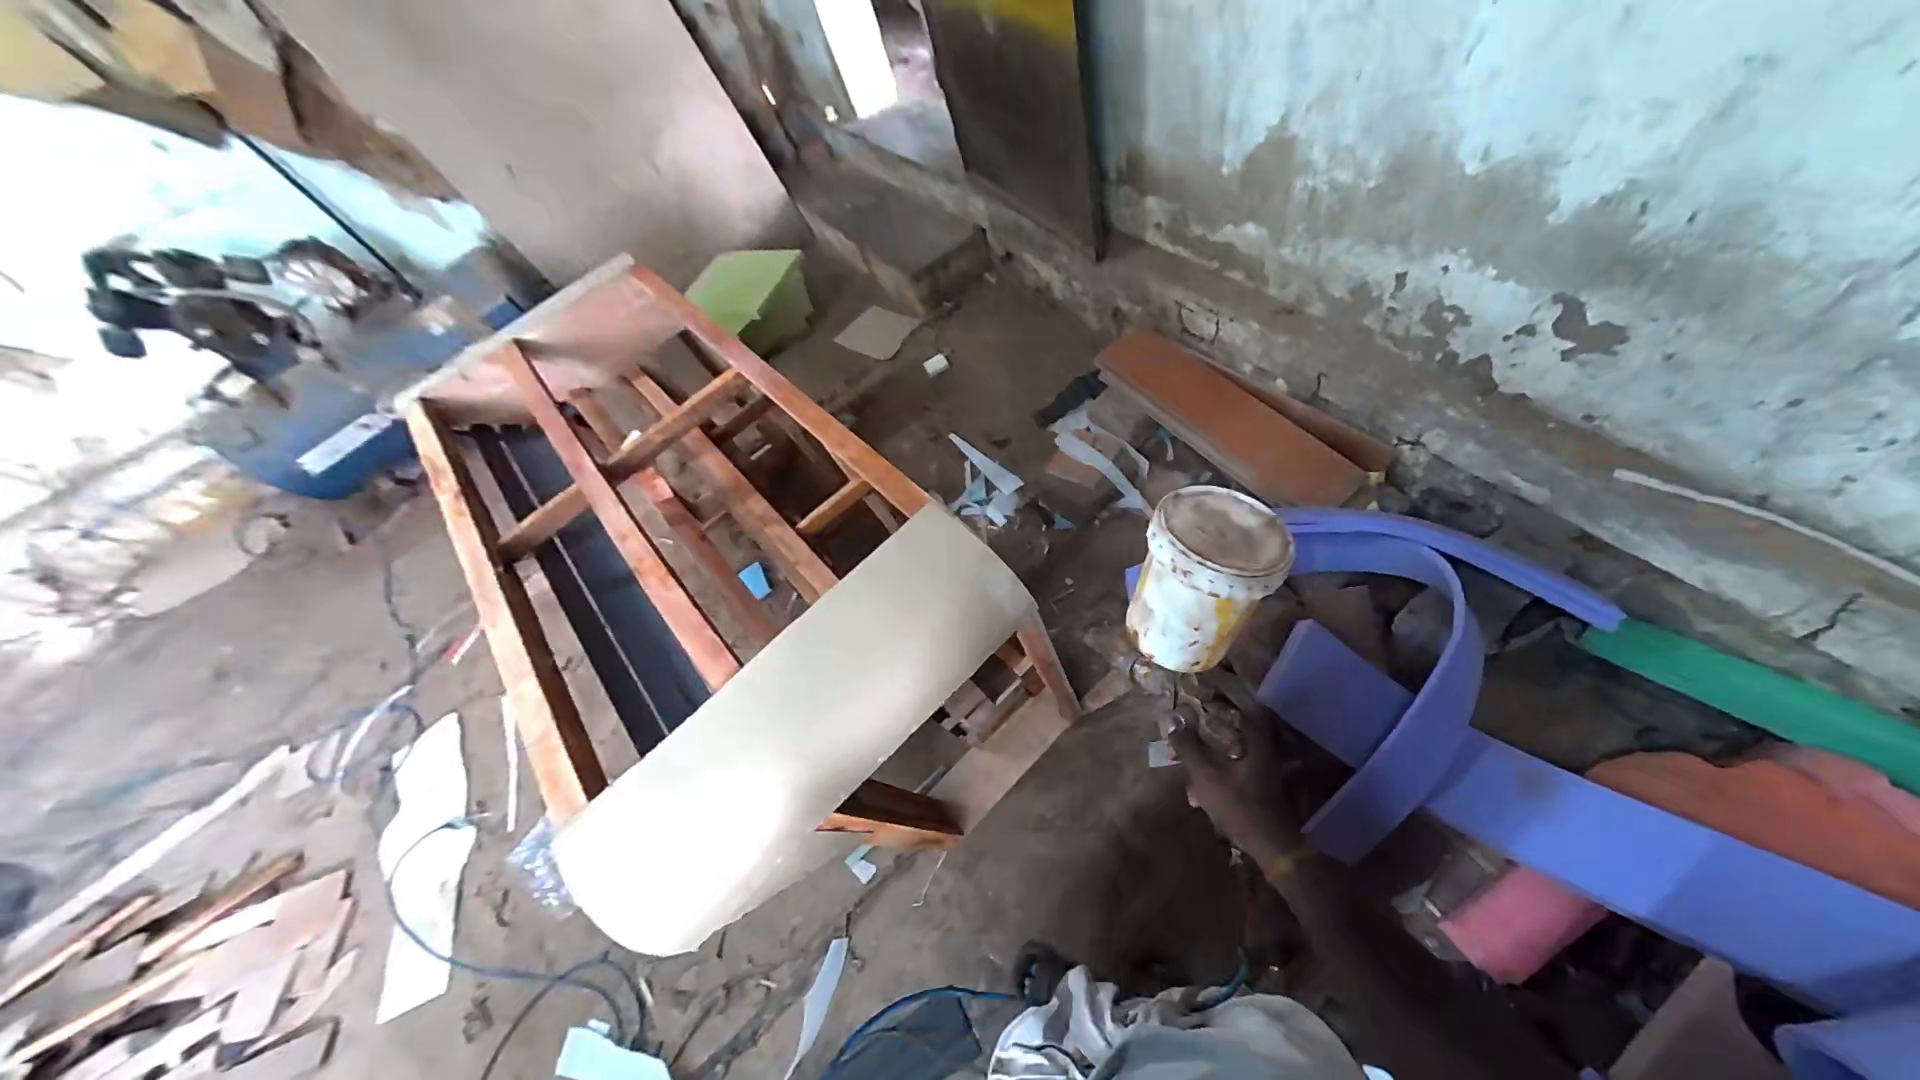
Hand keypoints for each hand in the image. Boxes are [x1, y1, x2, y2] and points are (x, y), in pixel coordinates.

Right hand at [1170, 708, 1303, 868]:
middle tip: (1181, 742)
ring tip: (1185, 774)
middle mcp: (1260, 749)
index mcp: (1253, 740)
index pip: (1231, 708)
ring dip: (1204, 759)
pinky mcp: (1257, 786)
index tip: (1189, 709)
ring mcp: (1261, 768)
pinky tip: (1198, 794)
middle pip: (1227, 732)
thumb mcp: (1205, 774)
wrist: (1270, 845)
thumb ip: (1188, 746)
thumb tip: (1172, 720)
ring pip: (1226, 753)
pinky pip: (1231, 770)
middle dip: (1201, 737)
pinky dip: (1214, 775)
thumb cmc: (1237, 804)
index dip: (1209, 705)